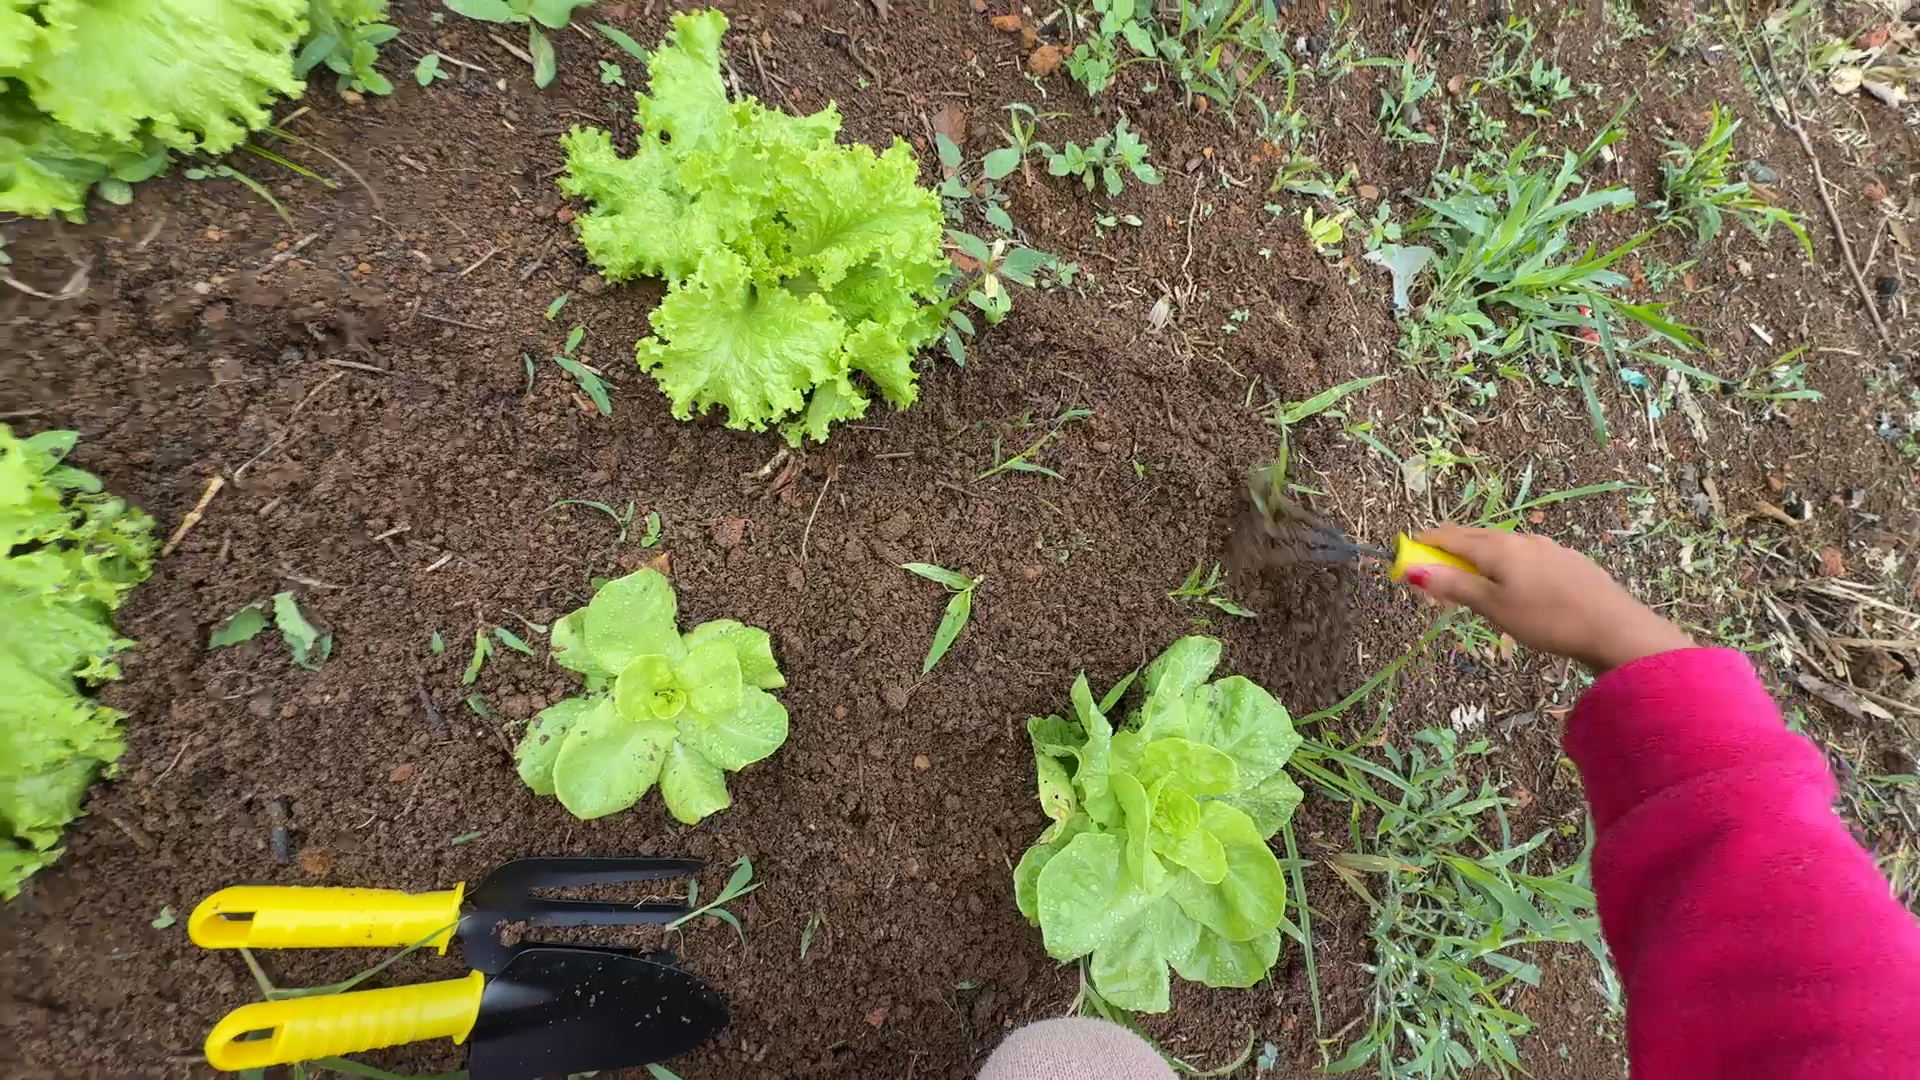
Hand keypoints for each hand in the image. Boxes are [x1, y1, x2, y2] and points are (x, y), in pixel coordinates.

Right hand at [1404, 525, 1693, 673]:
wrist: (1619, 632)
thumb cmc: (1547, 620)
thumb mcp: (1491, 607)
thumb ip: (1452, 586)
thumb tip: (1413, 569)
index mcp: (1497, 547)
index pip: (1448, 537)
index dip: (1423, 544)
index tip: (1406, 556)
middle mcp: (1521, 539)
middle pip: (1474, 538)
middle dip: (1448, 551)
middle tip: (1433, 573)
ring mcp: (1549, 549)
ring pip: (1501, 547)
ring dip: (1478, 559)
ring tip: (1472, 583)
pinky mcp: (1570, 562)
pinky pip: (1525, 557)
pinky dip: (1506, 566)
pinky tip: (1515, 587)